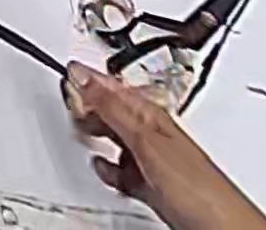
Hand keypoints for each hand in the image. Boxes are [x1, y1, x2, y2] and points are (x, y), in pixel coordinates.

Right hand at [65, 63, 265, 229]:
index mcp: (150, 114)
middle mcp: (151, 133)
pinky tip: (107, 171)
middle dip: (88, 109)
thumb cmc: (200, 191)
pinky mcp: (153, 186)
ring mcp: (153, 160)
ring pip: (113, 138)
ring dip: (97, 138)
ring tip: (85, 139)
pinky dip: (110, 168)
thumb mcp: (144, 140)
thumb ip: (109, 106)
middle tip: (72, 111)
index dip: (86, 79)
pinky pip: (122, 169)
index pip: (110, 85)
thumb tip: (80, 73)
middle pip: (110, 110)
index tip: (65, 75)